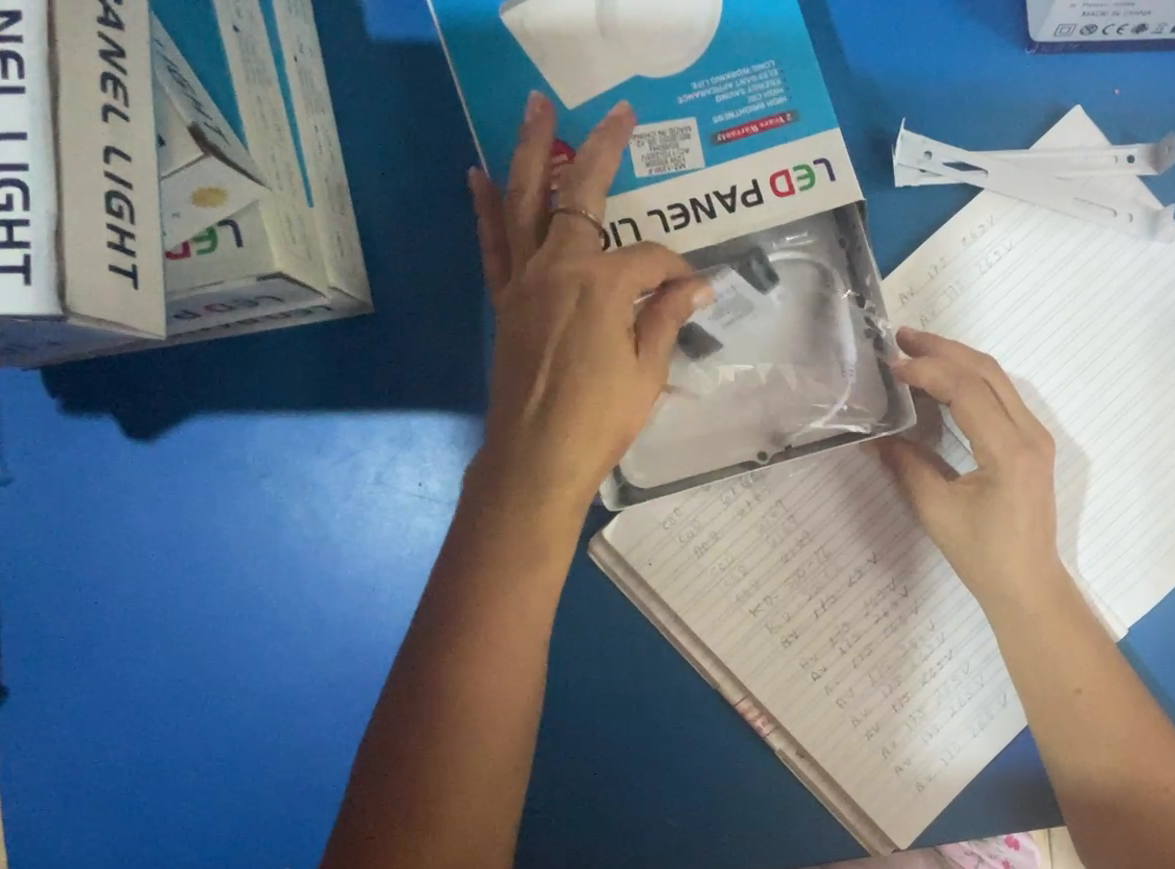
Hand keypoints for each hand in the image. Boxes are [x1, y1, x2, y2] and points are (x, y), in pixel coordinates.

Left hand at [466, 91, 711, 522]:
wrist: (537, 454)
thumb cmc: (601, 418)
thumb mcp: (648, 370)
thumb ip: (667, 317)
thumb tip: (695, 285)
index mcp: (603, 285)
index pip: (650, 258)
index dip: (678, 270)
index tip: (694, 290)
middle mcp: (559, 266)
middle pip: (583, 196)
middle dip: (603, 151)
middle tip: (618, 112)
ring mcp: (524, 279)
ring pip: (526, 201)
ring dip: (532, 151)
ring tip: (536, 107)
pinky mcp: (504, 299)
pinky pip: (493, 243)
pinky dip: (486, 207)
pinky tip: (480, 173)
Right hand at [877, 328, 1071, 610]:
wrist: (1028, 584)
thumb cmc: (983, 556)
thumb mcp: (937, 510)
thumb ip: (906, 464)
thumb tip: (875, 435)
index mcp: (1009, 451)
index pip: (967, 390)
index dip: (927, 371)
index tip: (891, 366)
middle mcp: (1030, 434)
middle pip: (987, 372)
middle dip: (943, 350)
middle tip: (901, 338)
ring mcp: (1036, 437)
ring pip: (997, 379)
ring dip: (957, 360)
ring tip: (917, 351)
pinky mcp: (1032, 444)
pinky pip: (1002, 397)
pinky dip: (970, 381)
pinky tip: (942, 382)